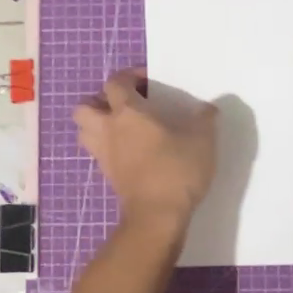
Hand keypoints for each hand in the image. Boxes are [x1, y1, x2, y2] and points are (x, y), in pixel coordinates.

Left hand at [74, 67, 217, 226]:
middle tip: (124, 106)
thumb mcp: (202, 139)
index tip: (148, 82)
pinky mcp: (108, 176)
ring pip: (84, 131)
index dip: (129, 77)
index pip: (115, 83)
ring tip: (123, 128)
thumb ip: (205, 119)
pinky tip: (131, 151)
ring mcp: (104, 155)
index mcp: (127, 112)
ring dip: (97, 125)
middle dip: (99, 102)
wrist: (157, 216)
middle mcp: (108, 130)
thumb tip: (208, 108)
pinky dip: (108, 147)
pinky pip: (98, 153)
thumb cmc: (177, 170)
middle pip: (84, 107)